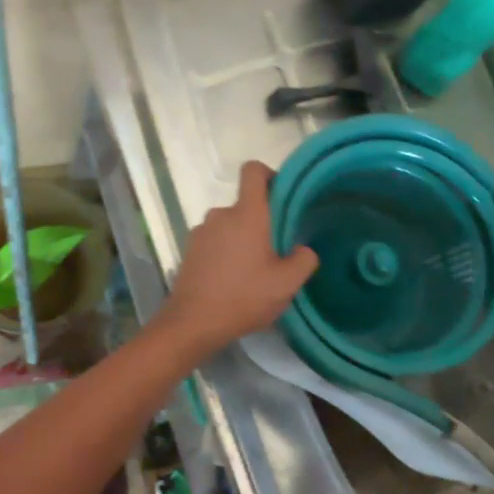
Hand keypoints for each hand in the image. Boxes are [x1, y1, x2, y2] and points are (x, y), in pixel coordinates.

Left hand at [156, 161, 318, 352]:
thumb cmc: (244, 296)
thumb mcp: (287, 284)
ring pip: (229, 225)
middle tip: (275, 251)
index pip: (253, 171)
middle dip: (261, 222)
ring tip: (252, 271)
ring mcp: (201, 232)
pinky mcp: (190, 250)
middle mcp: (221, 214)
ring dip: (242, 240)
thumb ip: (304, 260)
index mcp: (247, 214)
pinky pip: (214, 241)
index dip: (269, 175)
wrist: (193, 322)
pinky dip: (225, 253)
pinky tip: (232, 280)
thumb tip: (303, 250)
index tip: (281, 197)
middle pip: (245, 205)